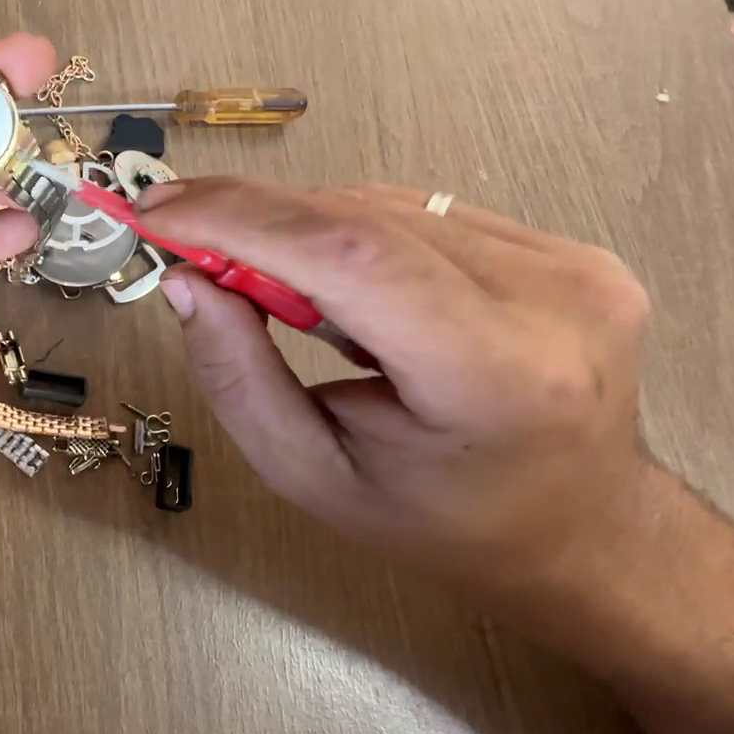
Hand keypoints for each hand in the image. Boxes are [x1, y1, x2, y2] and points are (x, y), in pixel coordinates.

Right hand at [137, 179, 654, 585]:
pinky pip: (416, 214)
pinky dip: (343, 232)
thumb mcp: (304, 470)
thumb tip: (185, 282)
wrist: (576, 528)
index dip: (241, 218)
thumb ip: (236, 375)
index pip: (350, 256)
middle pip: (359, 220)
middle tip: (175, 233)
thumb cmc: (430, 518)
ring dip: (293, 226)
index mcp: (490, 375)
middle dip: (248, 217)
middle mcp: (550, 300)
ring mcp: (569, 265)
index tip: (156, 209)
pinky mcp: (565, 249)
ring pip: (382, 206)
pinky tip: (328, 281)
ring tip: (258, 282)